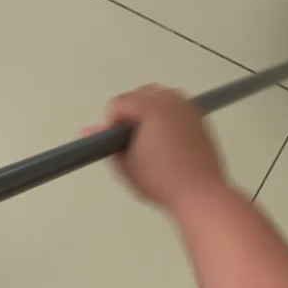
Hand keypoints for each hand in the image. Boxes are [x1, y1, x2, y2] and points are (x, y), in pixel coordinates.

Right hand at [102, 84, 230, 209]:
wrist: (200, 193)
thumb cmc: (163, 180)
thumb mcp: (125, 163)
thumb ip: (104, 141)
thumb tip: (87, 130)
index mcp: (151, 107)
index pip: (118, 104)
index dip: (112, 124)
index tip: (118, 144)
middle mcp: (171, 100)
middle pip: (139, 94)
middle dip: (130, 114)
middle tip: (130, 141)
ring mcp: (188, 107)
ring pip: (158, 97)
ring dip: (148, 112)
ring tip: (147, 140)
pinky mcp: (199, 117)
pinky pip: (175, 106)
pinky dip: (165, 115)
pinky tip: (164, 140)